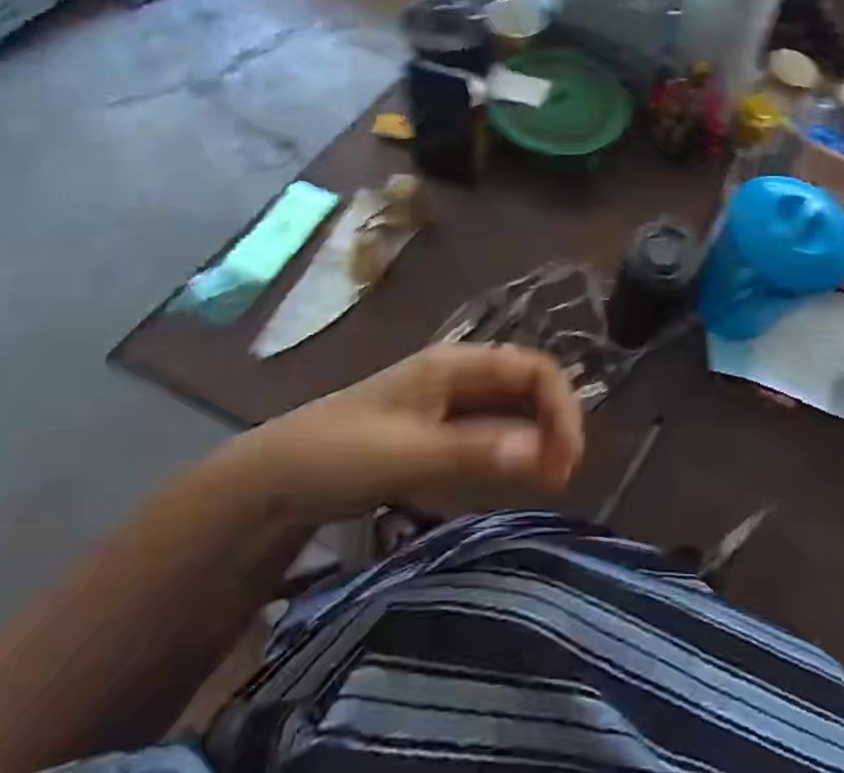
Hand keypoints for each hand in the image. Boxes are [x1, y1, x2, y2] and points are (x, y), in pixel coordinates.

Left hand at [225, 344, 585, 522]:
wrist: (274, 479)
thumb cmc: (337, 454)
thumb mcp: (407, 454)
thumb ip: (476, 452)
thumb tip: (547, 454)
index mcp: (452, 364)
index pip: (532, 369)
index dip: (561, 407)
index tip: (569, 459)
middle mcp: (455, 376)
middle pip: (526, 386)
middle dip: (554, 423)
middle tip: (563, 475)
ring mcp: (444, 404)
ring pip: (510, 410)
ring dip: (536, 438)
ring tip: (550, 480)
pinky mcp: (434, 432)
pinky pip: (488, 433)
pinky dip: (511, 451)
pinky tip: (516, 477)